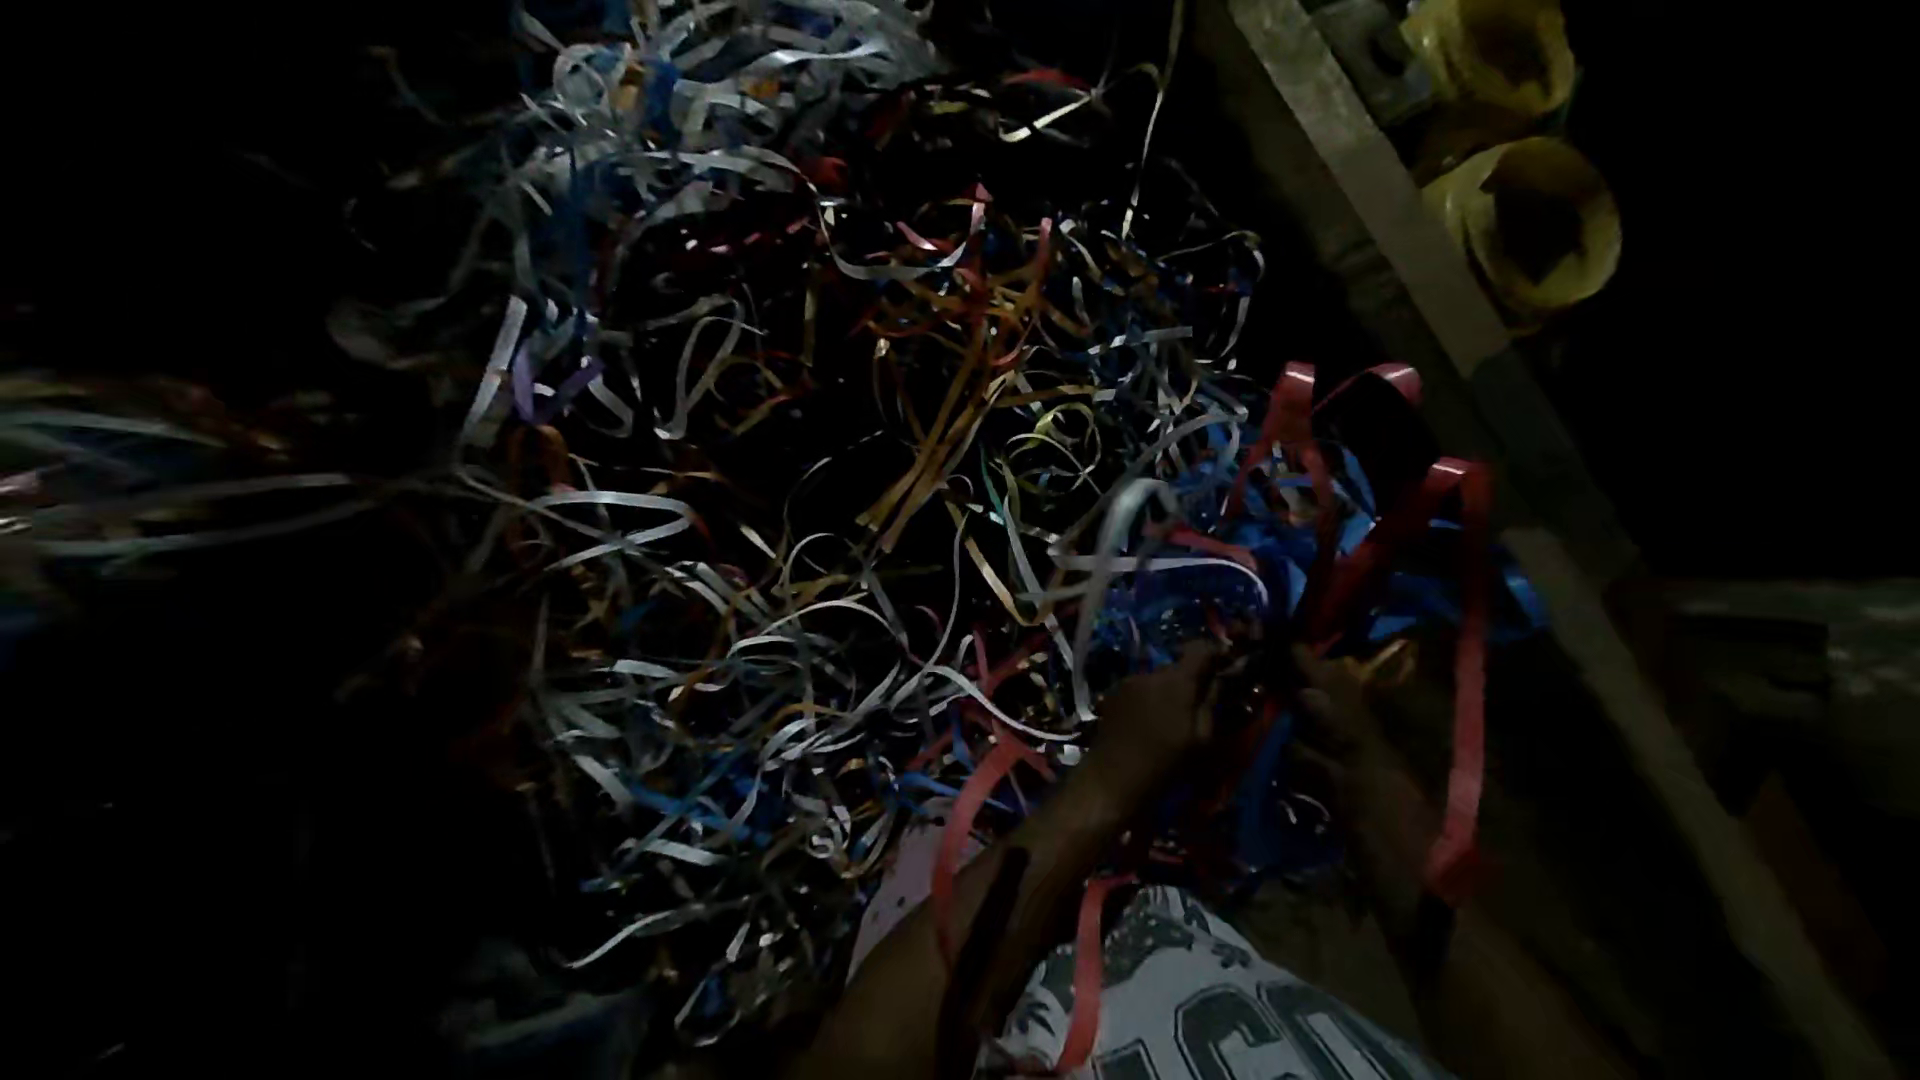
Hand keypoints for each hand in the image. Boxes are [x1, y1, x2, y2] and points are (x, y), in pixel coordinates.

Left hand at [1088, 642, 1223, 795]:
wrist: (1113, 776)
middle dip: (1192, 678)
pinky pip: (1141, 687)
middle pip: (1178, 665)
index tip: (1226, 665)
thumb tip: (1222, 676)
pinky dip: (1151, 696)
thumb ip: (1212, 701)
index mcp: (1177, 681)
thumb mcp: (1202, 738)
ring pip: (1158, 677)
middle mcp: (1151, 673)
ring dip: (1169, 689)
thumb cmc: (1165, 762)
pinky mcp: (1114, 693)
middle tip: (1200, 700)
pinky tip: (1150, 719)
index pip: (1200, 649)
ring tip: (1173, 716)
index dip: (1215, 653)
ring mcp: (1129, 681)